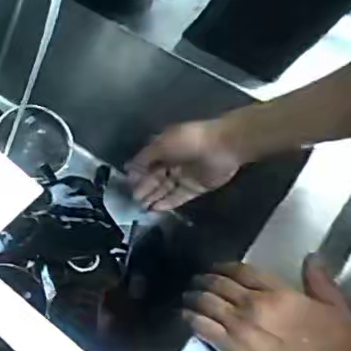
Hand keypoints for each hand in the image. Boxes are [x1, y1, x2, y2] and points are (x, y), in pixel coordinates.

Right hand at [125, 118, 250, 211]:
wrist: (224, 146)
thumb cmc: (188, 141)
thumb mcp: (160, 145)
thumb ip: (143, 159)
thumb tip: (128, 169)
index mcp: (162, 150)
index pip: (144, 164)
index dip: (135, 174)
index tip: (126, 185)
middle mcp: (171, 163)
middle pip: (154, 179)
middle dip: (143, 189)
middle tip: (132, 200)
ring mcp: (184, 176)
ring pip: (165, 189)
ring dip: (153, 198)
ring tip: (141, 208)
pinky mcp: (196, 188)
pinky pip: (179, 196)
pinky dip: (168, 203)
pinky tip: (156, 209)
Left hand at [183, 255, 350, 350]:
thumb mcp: (339, 310)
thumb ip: (320, 282)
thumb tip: (311, 256)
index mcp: (279, 293)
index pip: (240, 270)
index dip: (223, 267)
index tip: (215, 269)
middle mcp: (254, 304)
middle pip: (216, 283)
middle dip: (203, 280)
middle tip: (197, 283)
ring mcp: (240, 325)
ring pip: (204, 301)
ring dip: (192, 297)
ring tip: (188, 298)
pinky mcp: (231, 347)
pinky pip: (201, 325)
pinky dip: (190, 317)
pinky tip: (186, 316)